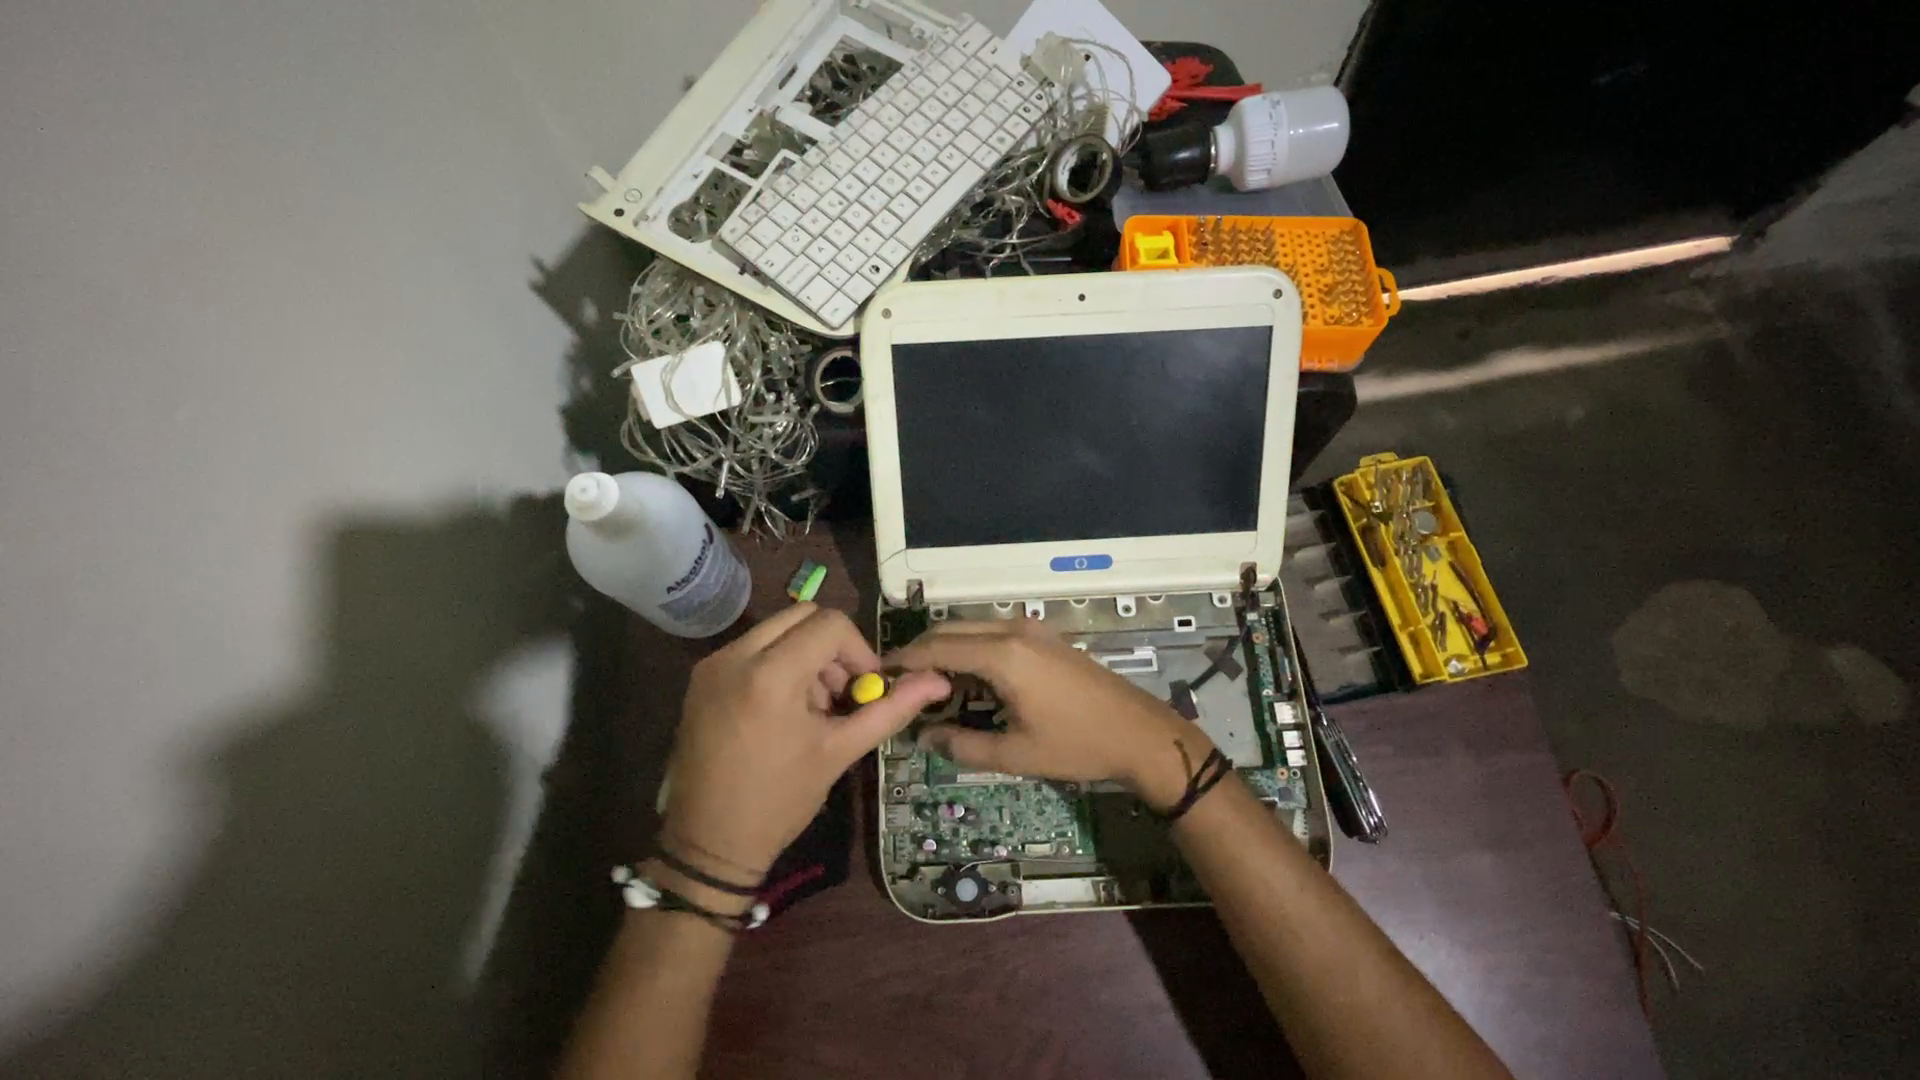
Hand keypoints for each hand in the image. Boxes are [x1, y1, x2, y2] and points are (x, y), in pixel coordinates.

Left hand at [664, 604, 950, 876]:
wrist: (710, 842)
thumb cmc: (781, 800)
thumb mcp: (841, 751)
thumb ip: (891, 708)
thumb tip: (939, 682)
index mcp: (770, 674)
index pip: (830, 624)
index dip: (859, 652)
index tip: (863, 691)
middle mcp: (735, 656)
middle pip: (803, 616)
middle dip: (832, 649)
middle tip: (839, 696)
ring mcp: (712, 664)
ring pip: (777, 628)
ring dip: (805, 655)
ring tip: (811, 708)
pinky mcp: (701, 677)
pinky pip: (752, 647)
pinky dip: (777, 663)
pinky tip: (782, 711)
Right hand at [888, 618, 1213, 810]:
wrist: (1141, 734)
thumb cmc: (1078, 746)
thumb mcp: (1017, 754)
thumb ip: (964, 745)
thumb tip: (925, 737)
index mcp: (1003, 655)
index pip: (938, 648)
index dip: (906, 661)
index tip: (880, 676)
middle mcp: (1014, 631)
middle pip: (952, 630)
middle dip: (922, 651)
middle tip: (899, 681)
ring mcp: (1032, 630)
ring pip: (973, 627)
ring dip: (947, 647)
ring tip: (928, 683)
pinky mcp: (1045, 637)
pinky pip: (995, 632)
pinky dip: (972, 647)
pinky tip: (967, 677)